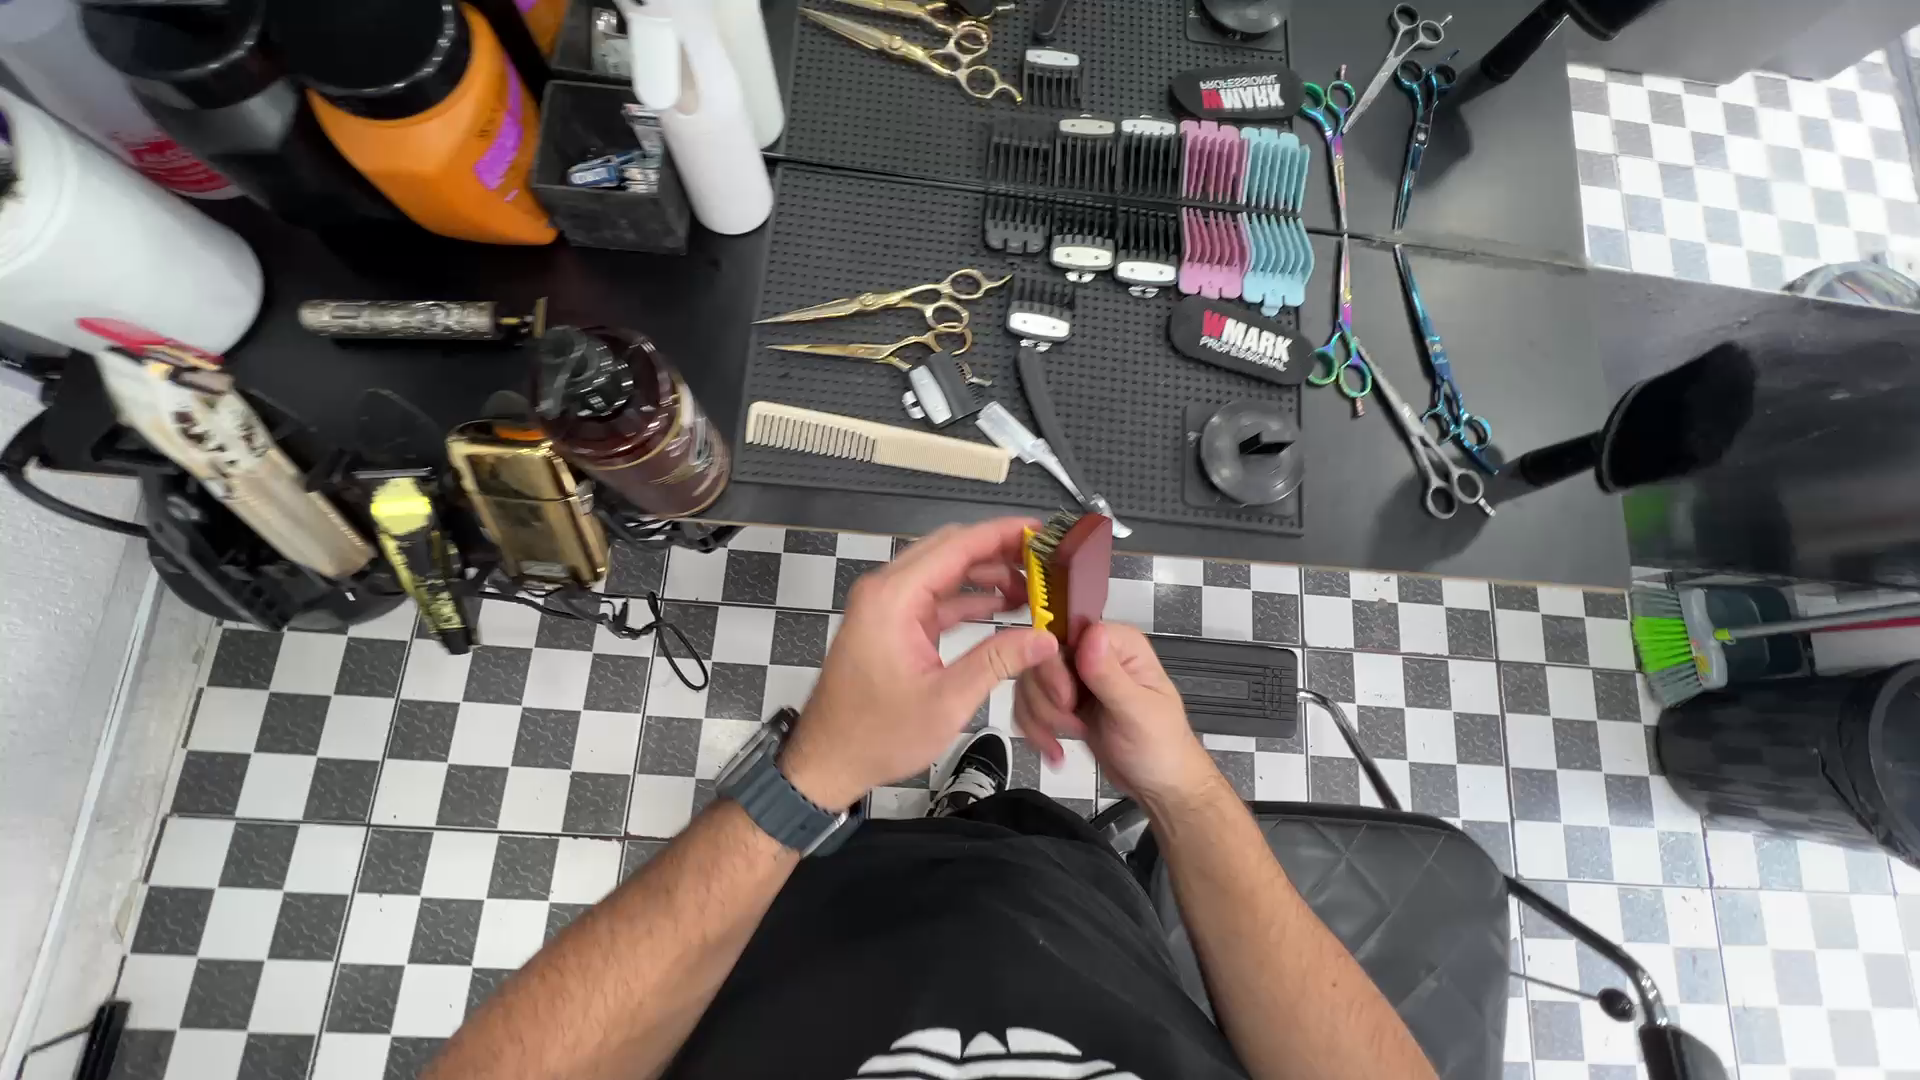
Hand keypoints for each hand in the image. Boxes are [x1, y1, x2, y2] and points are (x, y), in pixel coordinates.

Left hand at [782, 519, 1059, 809]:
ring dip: (985, 573)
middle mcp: (886, 589)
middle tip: (1045, 560)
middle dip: (999, 550)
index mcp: (894, 597)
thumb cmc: (878, 734)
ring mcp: (886, 604)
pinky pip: (934, 596)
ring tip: (1033, 586)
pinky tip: (1002, 606)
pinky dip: (967, 597)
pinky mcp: (890, 623)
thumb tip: (1046, 638)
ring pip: (943, 570)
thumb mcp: (946, 701)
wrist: (828, 759)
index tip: (1042, 531)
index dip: (1003, 533)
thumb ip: (997, 661)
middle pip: (950, 549)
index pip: (957, 546)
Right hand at [1014, 622, 1218, 807]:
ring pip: (1031, 682)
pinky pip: (1030, 702)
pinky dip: (1036, 728)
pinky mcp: (1064, 700)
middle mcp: (1095, 653)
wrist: (1155, 784)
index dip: (1057, 666)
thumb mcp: (1137, 712)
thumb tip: (1092, 635)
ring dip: (1042, 717)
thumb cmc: (1161, 748)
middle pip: (1042, 658)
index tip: (1066, 700)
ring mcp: (1076, 677)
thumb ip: (1110, 675)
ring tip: (1070, 737)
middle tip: (1071, 725)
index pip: (1068, 634)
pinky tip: (1056, 747)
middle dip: (1047, 699)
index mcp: (1120, 645)